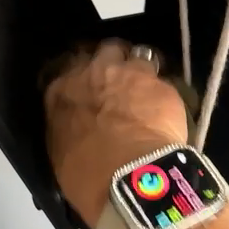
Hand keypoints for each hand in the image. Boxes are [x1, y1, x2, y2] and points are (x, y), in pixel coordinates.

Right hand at [46, 42, 189, 224]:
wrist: (130, 178)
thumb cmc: (87, 175)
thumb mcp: (61, 153)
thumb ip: (68, 128)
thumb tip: (76, 128)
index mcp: (62, 89)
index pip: (68, 66)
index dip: (82, 76)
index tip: (89, 88)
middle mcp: (95, 71)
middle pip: (106, 51)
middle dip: (114, 63)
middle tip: (121, 85)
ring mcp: (132, 74)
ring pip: (139, 57)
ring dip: (142, 73)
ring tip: (148, 95)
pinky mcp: (163, 86)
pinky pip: (164, 82)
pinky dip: (164, 96)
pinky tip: (167, 113)